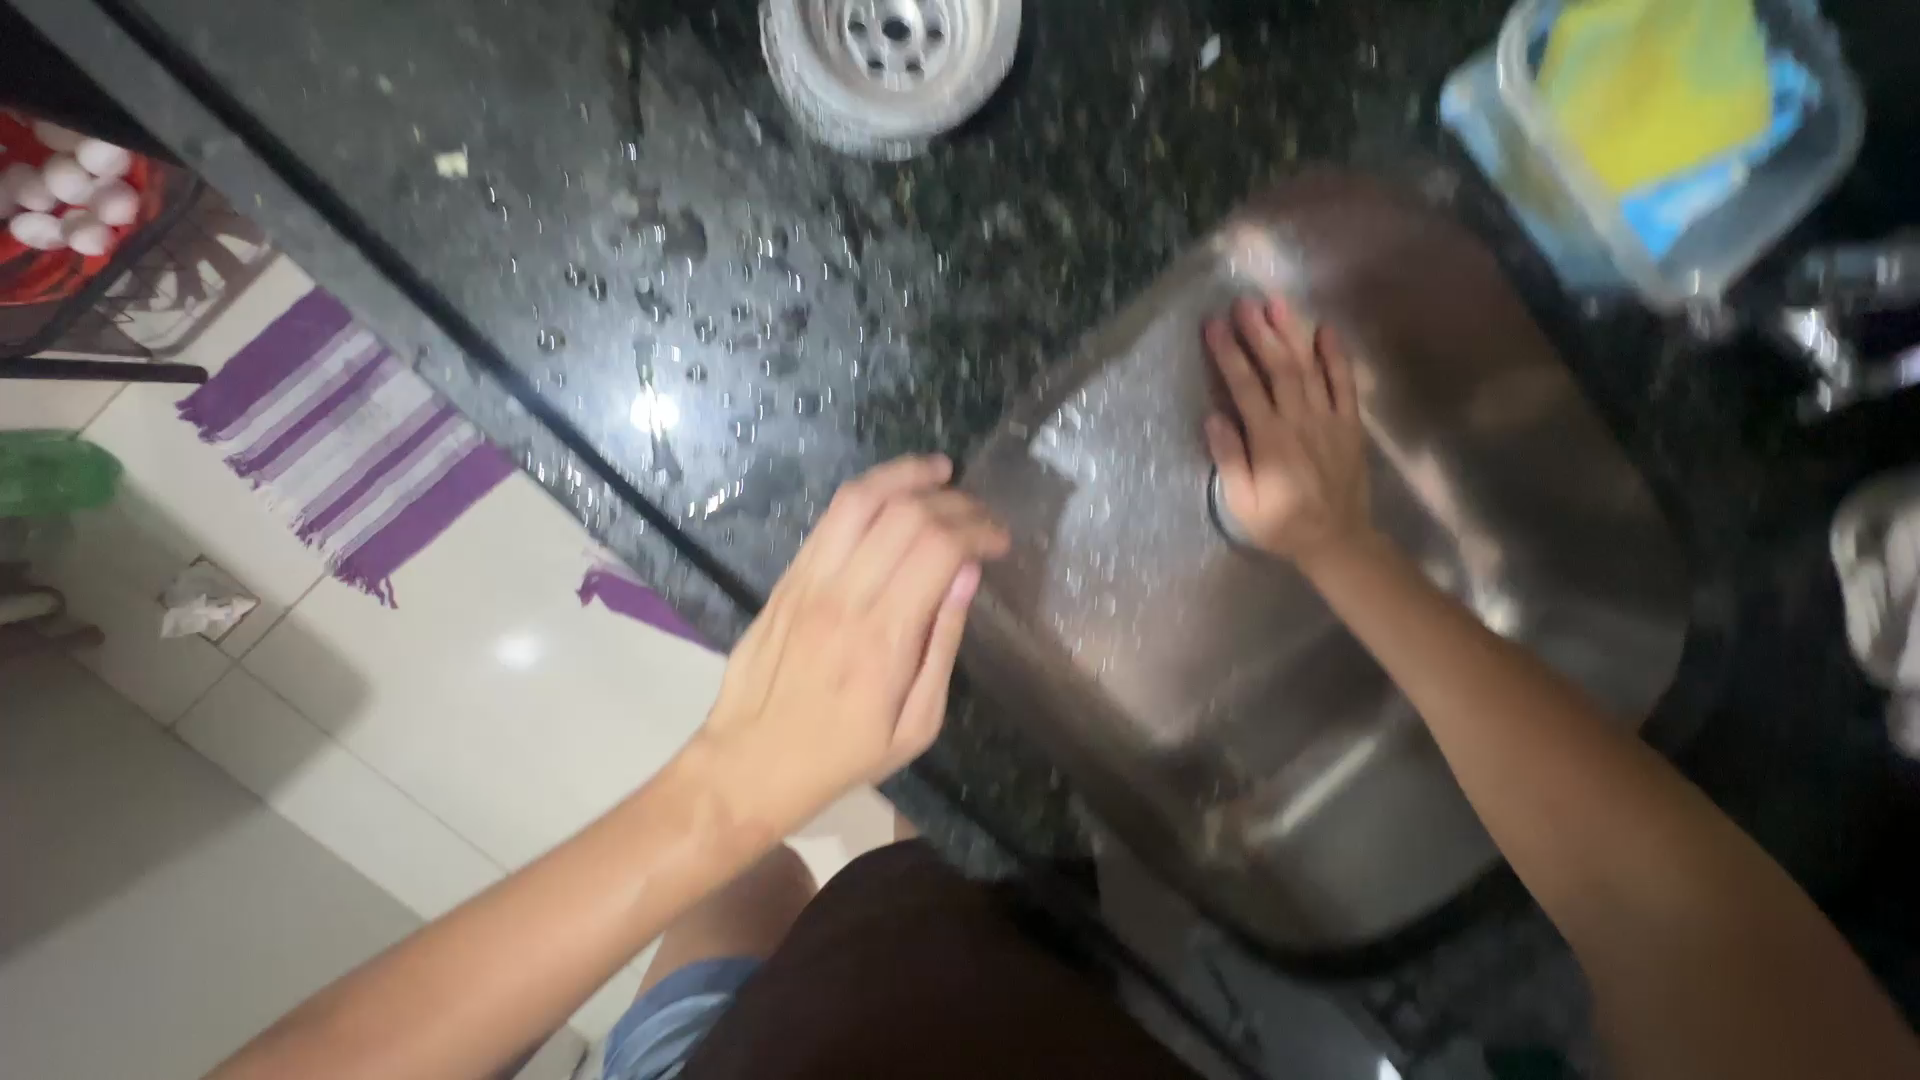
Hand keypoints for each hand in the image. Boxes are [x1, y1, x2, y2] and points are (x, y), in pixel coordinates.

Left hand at [693, 454, 1009, 830]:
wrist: (749, 763)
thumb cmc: (843, 755)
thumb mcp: (916, 725)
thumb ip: (943, 645)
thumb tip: (967, 576)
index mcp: (884, 639)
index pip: (939, 549)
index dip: (978, 531)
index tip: (1000, 540)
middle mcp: (845, 597)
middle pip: (906, 516)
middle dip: (955, 503)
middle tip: (980, 516)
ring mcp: (809, 581)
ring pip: (861, 501)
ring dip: (907, 476)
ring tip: (941, 473)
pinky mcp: (788, 578)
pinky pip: (829, 518)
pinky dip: (869, 493)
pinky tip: (893, 491)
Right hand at [1203, 294, 1373, 566]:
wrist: (1336, 539)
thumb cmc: (1280, 525)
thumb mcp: (1242, 504)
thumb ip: (1229, 460)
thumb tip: (1214, 418)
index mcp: (1269, 441)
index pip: (1244, 387)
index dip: (1229, 354)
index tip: (1213, 326)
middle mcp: (1299, 422)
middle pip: (1278, 367)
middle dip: (1259, 332)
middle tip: (1243, 303)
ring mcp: (1329, 419)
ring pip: (1310, 368)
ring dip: (1292, 334)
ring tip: (1276, 304)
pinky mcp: (1350, 424)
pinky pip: (1345, 383)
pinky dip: (1336, 355)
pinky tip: (1325, 330)